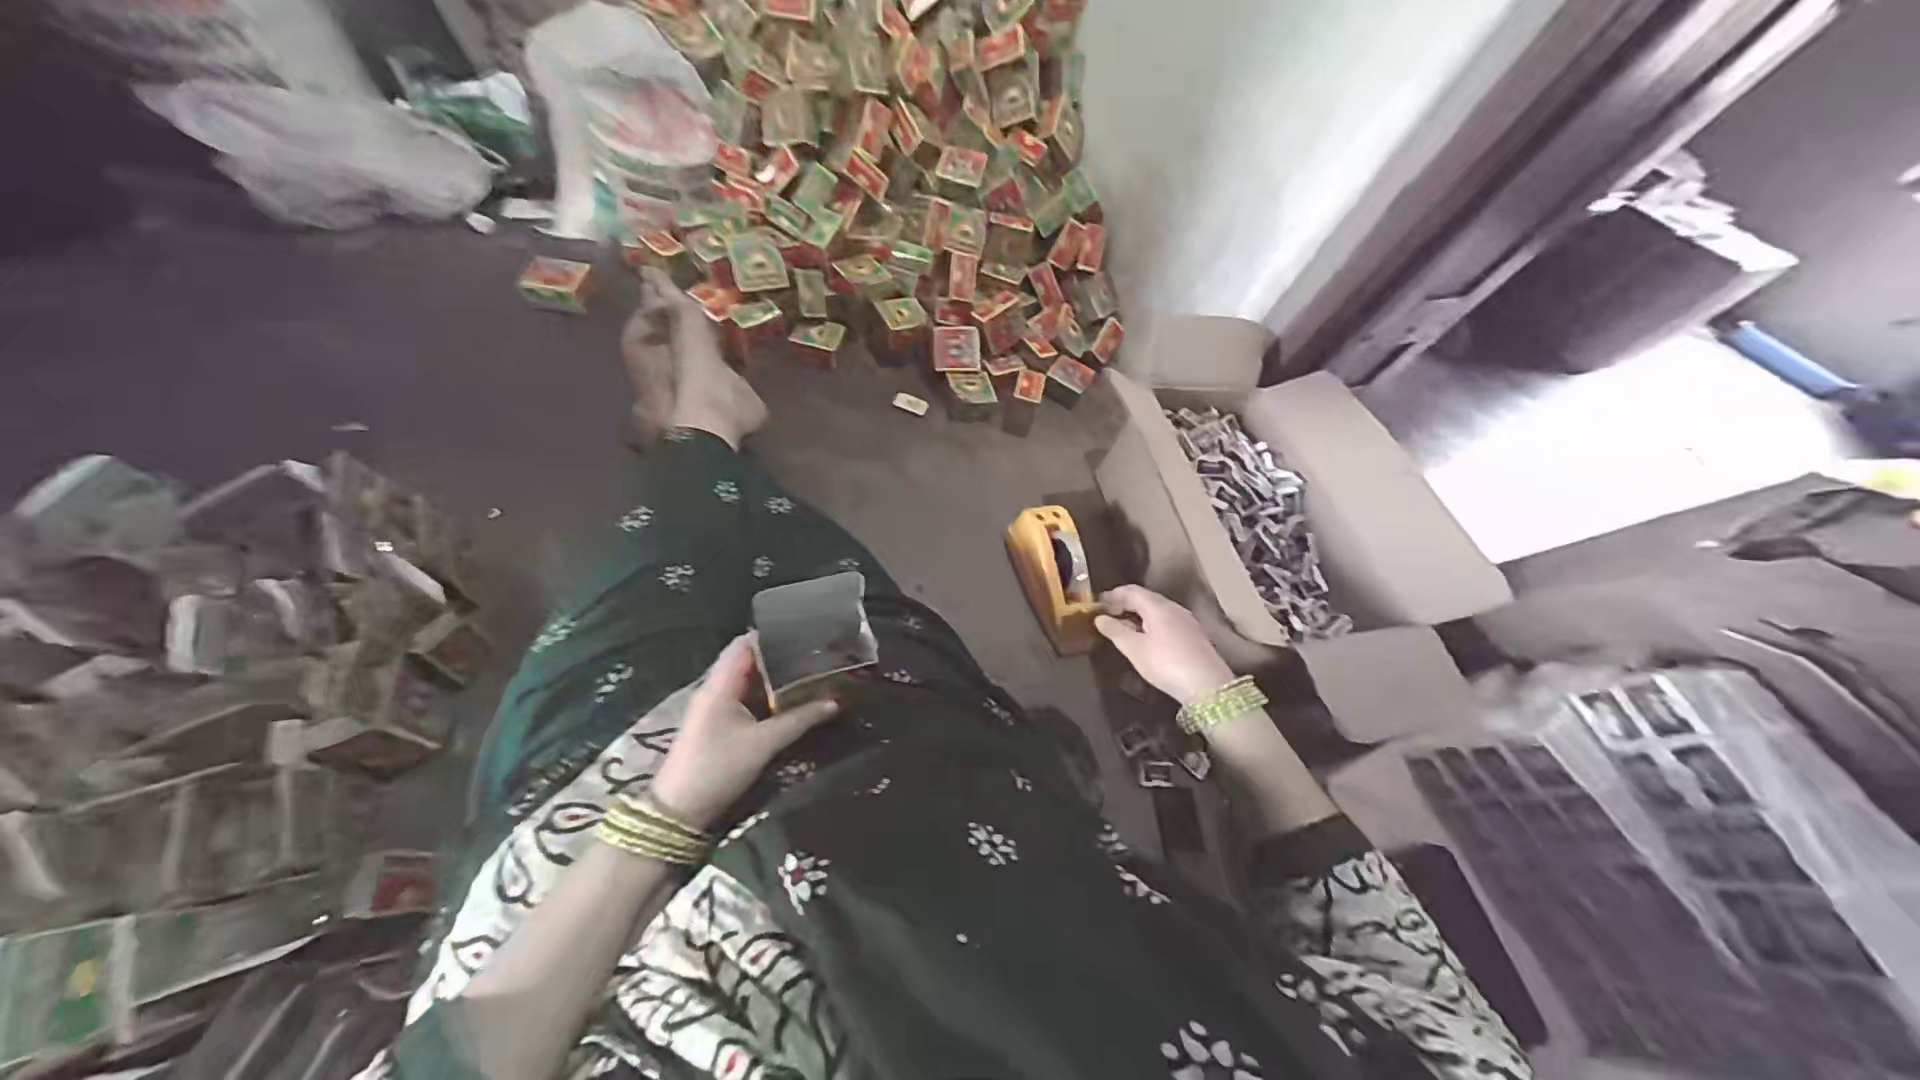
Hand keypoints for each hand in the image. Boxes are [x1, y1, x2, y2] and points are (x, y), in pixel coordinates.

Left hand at [649, 633, 839, 829]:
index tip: (804, 636)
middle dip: (780, 657)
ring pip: (748, 681)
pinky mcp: (717, 724)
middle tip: (815, 656)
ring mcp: (714, 707)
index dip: (772, 636)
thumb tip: (834, 702)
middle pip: (748, 660)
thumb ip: (800, 719)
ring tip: (810, 674)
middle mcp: (715, 689)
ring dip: (775, 678)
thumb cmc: (718, 769)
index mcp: (720, 685)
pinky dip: (767, 696)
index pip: (744, 644)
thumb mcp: (764, 743)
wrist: (679, 811)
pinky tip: (791, 701)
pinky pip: (745, 698)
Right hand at [1094, 585, 1235, 705]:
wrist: (1208, 687)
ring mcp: (1187, 621)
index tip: (1098, 604)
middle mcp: (1174, 608)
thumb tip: (1100, 618)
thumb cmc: (1166, 664)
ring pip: (1158, 609)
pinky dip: (1152, 623)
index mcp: (1157, 606)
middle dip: (1126, 603)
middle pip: (1146, 598)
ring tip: (1124, 628)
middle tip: (1109, 615)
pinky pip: (1167, 620)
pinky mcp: (1194, 635)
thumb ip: (1115, 631)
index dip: (1113, 594)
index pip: (1132, 591)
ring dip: (1139, 614)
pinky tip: (1147, 639)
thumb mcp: (1134, 649)